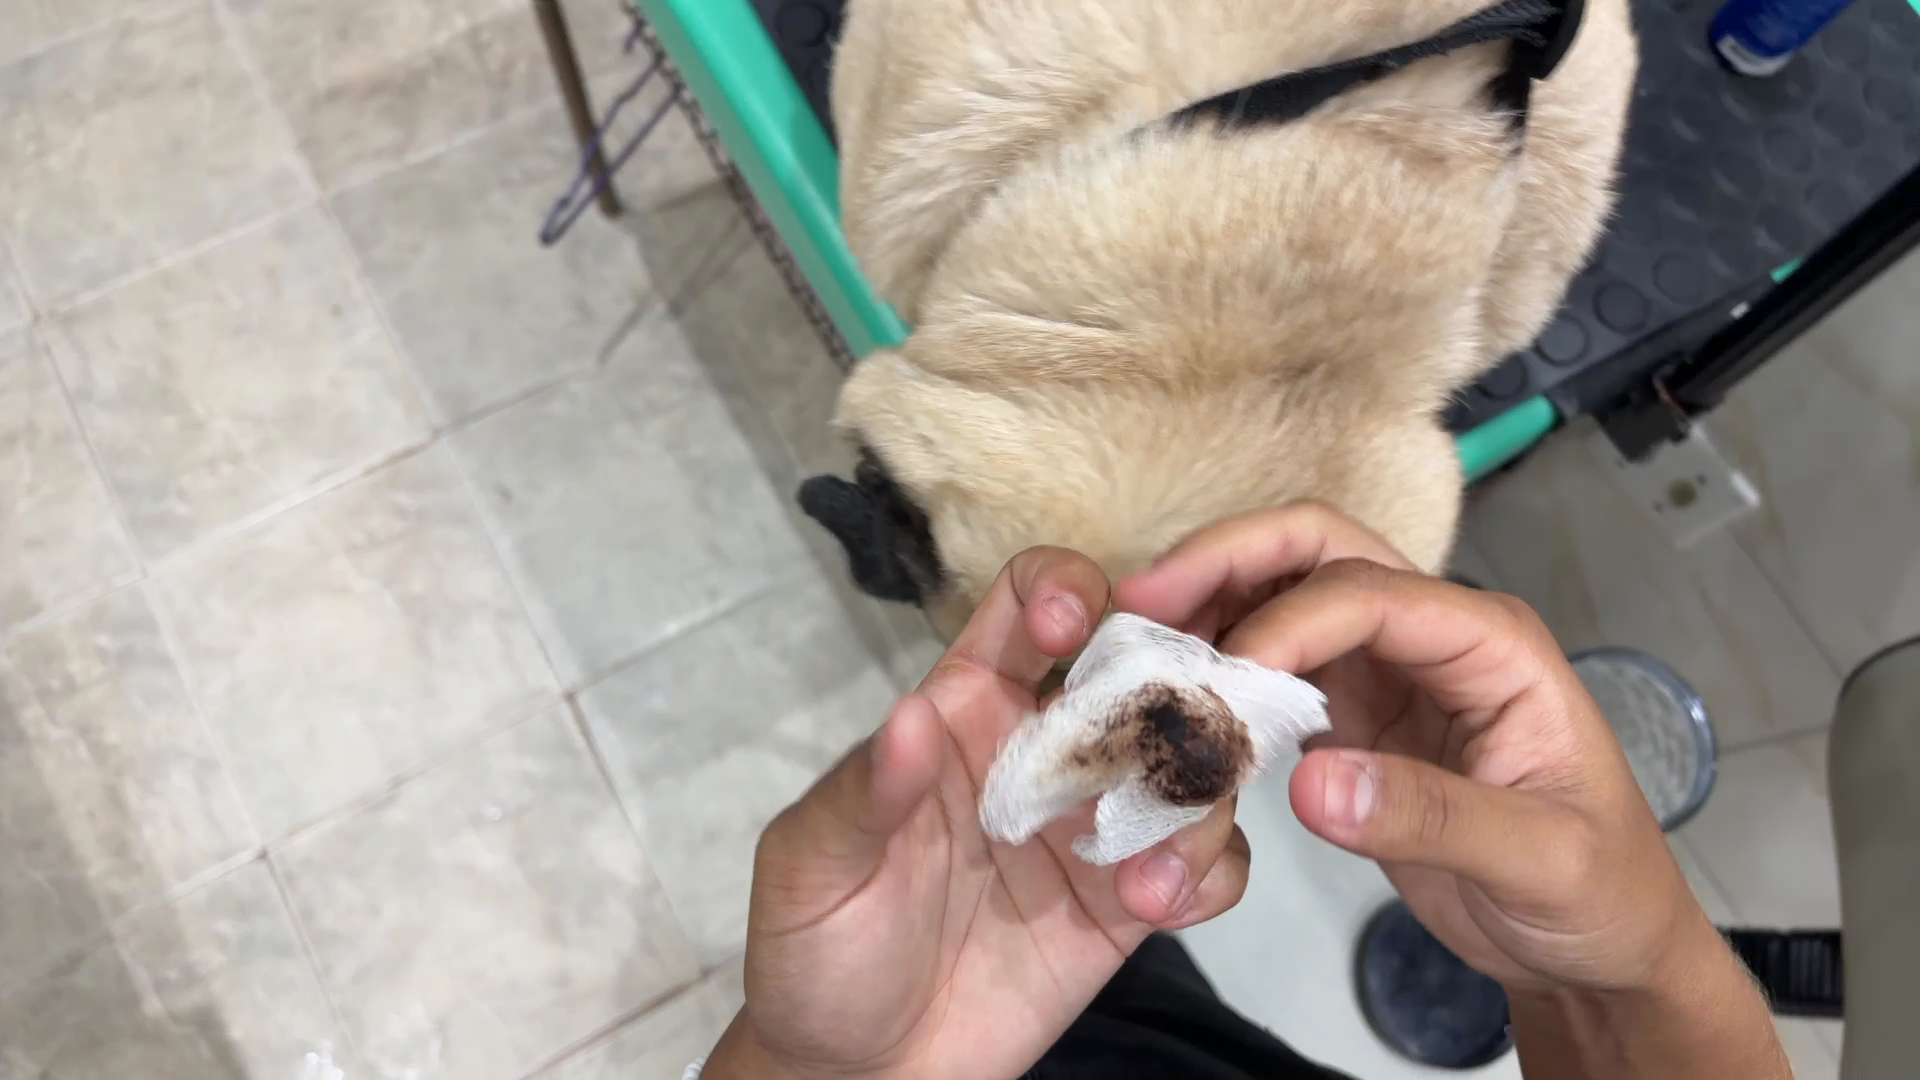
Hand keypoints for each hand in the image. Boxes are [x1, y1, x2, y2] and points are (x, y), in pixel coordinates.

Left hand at [705, 548, 1253, 1079]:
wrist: (863, 1068)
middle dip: (1169, 682)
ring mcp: (1094, 818)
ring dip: (1195, 795)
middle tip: (1171, 740)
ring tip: (1145, 876)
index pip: (1027, 604)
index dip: (1059, 588)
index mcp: (971, 705)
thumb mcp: (814, 863)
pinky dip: (1206, 870)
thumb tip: (911, 717)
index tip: (1069, 626)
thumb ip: (861, 792)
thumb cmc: (818, 945)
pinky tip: (1160, 910)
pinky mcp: (1129, 897)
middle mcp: (1045, 744)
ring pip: (1187, 759)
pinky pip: (1205, 857)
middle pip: (1135, 667)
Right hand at [1116, 504, 1703, 993]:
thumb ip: (1434, 818)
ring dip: (1204, 596)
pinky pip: (1261, 645)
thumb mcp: (1541, 864)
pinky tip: (1174, 677)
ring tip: (1140, 631)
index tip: (1219, 680)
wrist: (1588, 934)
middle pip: (1311, 545)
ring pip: (1274, 583)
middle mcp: (1423, 625)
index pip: (1366, 592)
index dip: (1285, 623)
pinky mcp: (1337, 693)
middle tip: (1145, 595)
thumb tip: (1309, 784)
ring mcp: (1374, 655)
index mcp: (1485, 640)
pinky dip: (1211, 649)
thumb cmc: (1592, 891)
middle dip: (1223, 558)